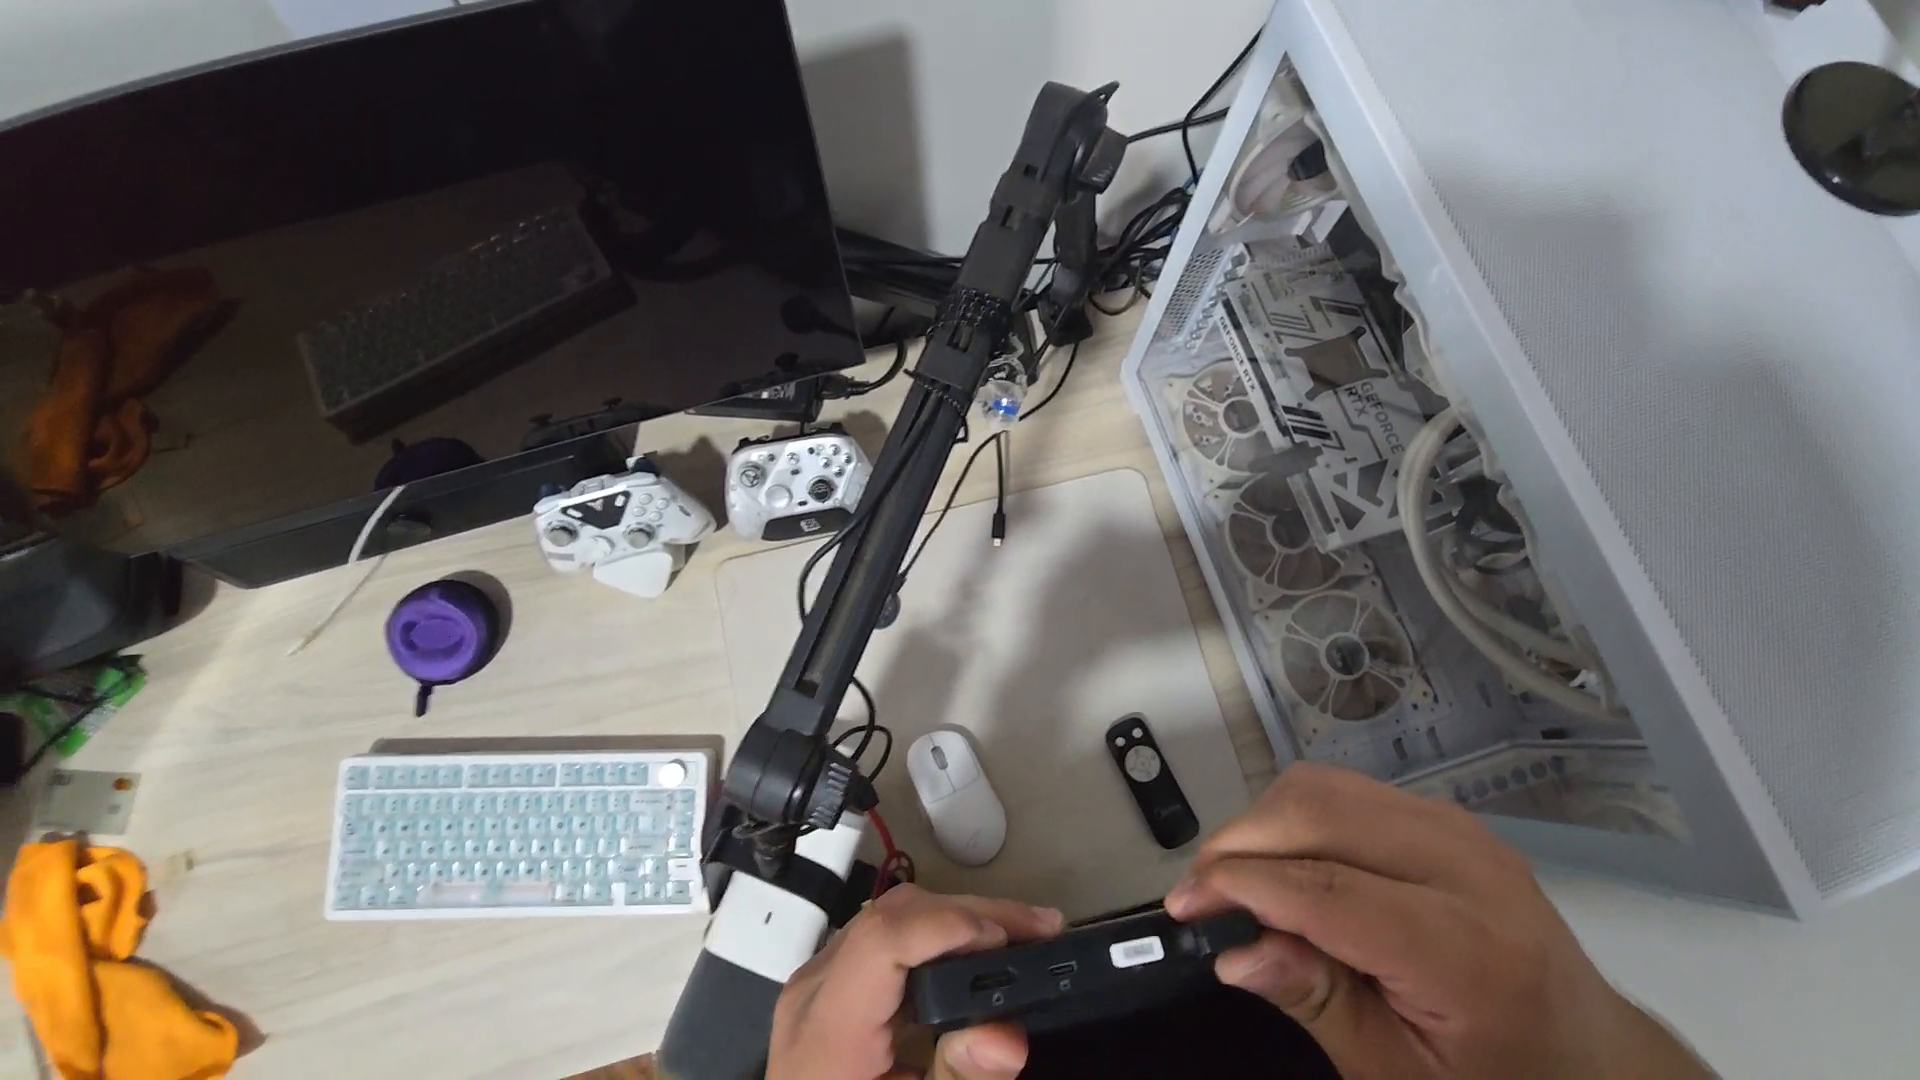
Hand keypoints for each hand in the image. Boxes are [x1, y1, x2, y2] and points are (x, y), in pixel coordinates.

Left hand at [768, 883, 1064, 1079]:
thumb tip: (1005, 1033)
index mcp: (828, 1033)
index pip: (882, 941)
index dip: (948, 926)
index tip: (1010, 941)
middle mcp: (816, 988)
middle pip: (895, 916)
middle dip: (975, 913)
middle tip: (1044, 929)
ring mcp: (819, 977)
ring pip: (892, 913)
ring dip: (962, 916)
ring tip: (1024, 935)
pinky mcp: (831, 978)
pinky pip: (887, 933)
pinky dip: (939, 934)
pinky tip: (980, 949)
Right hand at [1166, 763, 1710, 1079]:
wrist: (1592, 1057)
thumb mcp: (1398, 1076)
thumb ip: (1315, 1002)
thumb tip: (1232, 953)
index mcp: (1469, 953)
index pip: (1328, 890)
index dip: (1242, 886)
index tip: (1184, 904)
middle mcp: (1468, 868)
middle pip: (1319, 814)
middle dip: (1240, 842)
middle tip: (1200, 891)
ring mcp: (1459, 829)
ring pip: (1323, 787)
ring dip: (1262, 822)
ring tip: (1237, 877)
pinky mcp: (1444, 815)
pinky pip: (1344, 789)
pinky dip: (1294, 814)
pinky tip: (1283, 860)